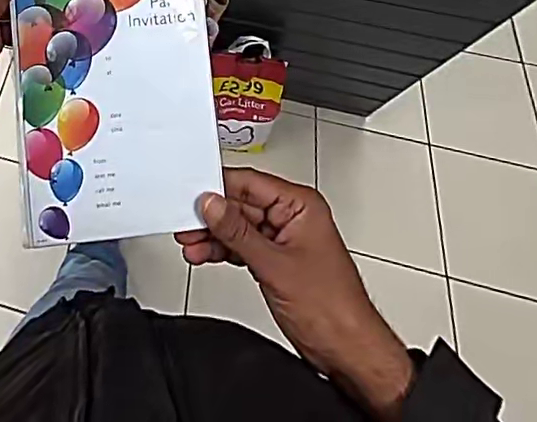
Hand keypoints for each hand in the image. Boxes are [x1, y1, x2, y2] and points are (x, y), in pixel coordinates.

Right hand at [177, 168, 413, 419]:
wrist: (349, 353)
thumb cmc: (334, 309)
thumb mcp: (275, 265)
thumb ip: (238, 232)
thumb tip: (212, 204)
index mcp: (300, 204)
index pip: (251, 183)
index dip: (220, 187)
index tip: (194, 194)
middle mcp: (292, 216)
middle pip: (242, 204)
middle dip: (213, 215)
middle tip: (187, 221)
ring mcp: (283, 238)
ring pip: (239, 226)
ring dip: (214, 235)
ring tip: (190, 241)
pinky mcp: (276, 258)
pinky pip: (243, 244)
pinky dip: (223, 250)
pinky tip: (205, 253)